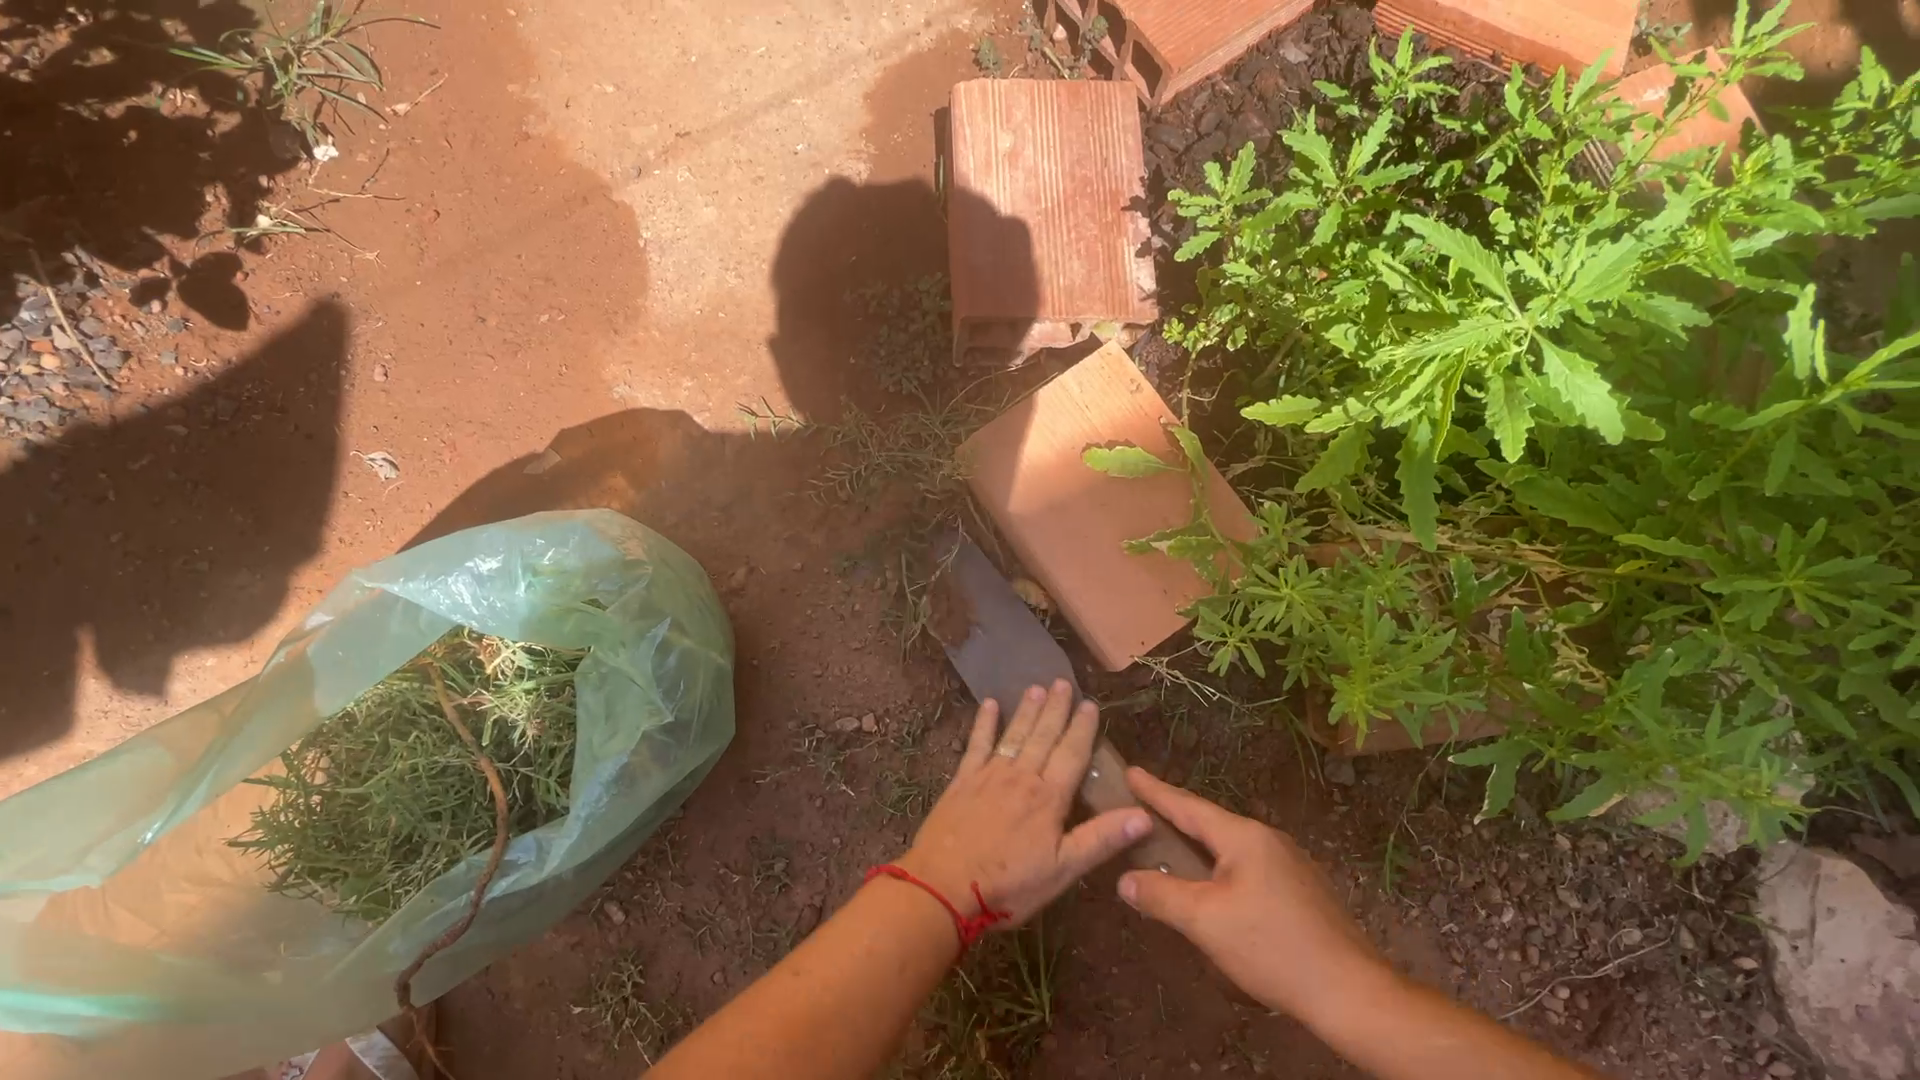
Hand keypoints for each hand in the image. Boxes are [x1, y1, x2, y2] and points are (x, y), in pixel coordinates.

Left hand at [895, 681, 1152, 926]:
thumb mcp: (1062, 870)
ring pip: (1014, 736)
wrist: (943, 886)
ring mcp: (988, 776)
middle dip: (1056, 709)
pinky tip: (989, 705)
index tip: (1091, 704)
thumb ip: (1101, 839)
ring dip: (1027, 711)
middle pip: (1043, 736)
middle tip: (1063, 683)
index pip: (1072, 754)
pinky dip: (984, 724)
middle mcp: (1021, 777)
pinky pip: (976, 745)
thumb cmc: (1008, 885)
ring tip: (1036, 688)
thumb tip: (1145, 815)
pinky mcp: (962, 782)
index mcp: (1049, 798)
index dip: (1083, 729)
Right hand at [1115, 768, 1383, 1017]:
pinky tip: (1212, 889)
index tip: (1130, 771)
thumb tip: (1125, 880)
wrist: (1351, 992)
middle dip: (1175, 818)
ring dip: (1198, 847)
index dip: (1155, 791)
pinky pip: (1248, 869)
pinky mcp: (1301, 891)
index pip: (1188, 806)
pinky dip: (1220, 869)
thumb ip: (1161, 897)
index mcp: (1244, 837)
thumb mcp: (1205, 922)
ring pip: (1231, 849)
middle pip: (1210, 824)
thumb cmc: (1272, 948)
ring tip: (1169, 850)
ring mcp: (1290, 865)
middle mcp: (1268, 840)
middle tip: (1141, 811)